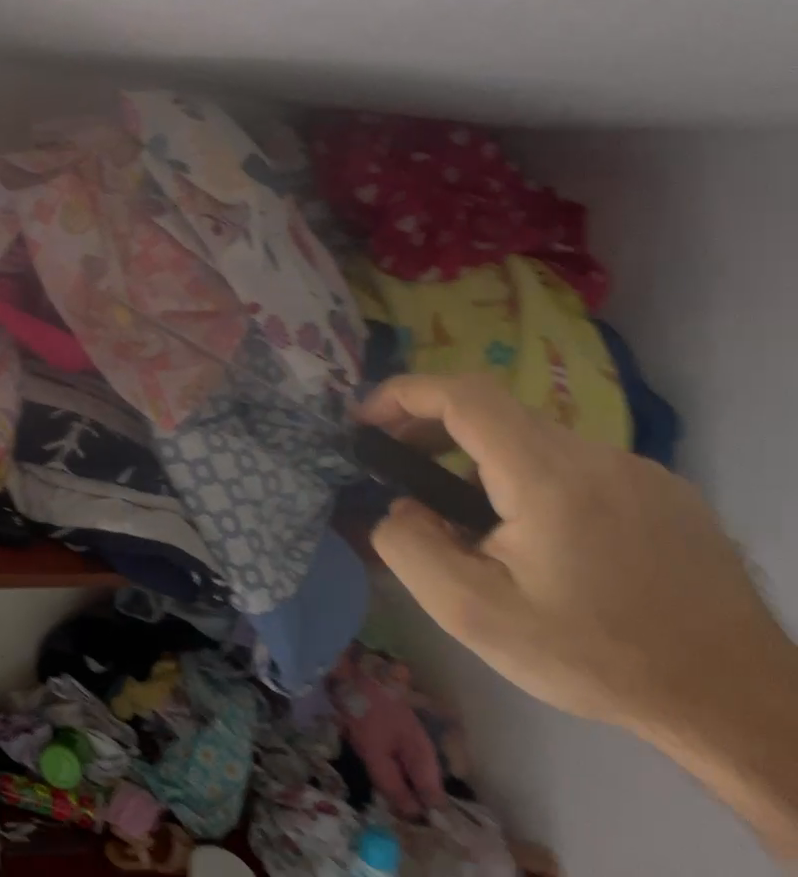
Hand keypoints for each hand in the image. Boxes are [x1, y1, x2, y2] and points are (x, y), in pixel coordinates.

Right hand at [356, 374, 790, 733]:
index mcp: (549, 477)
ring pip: (537, 444)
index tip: (364, 422)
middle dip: (431, 431)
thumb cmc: (592, 656)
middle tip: (397, 473)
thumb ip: (408, 545)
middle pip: (497, 415)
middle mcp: (601, 458)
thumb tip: (403, 506)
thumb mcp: (470, 612)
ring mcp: (644, 475)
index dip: (403, 393)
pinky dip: (530, 481)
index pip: (464, 395)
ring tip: (465, 523)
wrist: (734, 704)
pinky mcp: (670, 498)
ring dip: (482, 463)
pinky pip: (578, 468)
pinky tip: (535, 541)